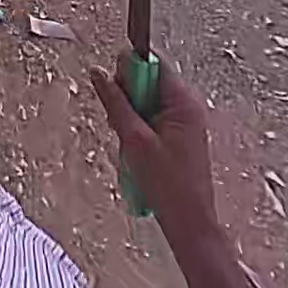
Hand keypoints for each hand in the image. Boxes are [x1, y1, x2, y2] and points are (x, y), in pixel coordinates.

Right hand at [89, 60, 216, 231]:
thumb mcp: (134, 139)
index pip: (152, 61)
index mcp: (182, 100)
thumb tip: (98, 73)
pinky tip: (136, 150)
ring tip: (130, 142)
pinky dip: (137, 128)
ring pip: (145, 99)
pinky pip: (150, 116)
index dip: (129, 67)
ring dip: (130, 116)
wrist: (190, 226)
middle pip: (146, 79)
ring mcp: (182, 120)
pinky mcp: (177, 134)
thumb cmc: (170, 187)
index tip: (116, 84)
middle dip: (127, 97)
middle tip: (123, 122)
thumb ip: (114, 101)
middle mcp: (185, 105)